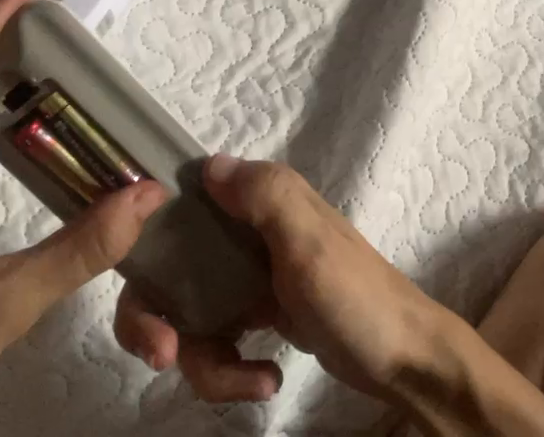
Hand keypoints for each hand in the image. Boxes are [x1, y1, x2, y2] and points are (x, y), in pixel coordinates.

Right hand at [113, 156, 460, 403]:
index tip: (141, 283)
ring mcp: (250, 278)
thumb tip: (208, 163)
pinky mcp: (258, 316)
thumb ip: (266, 196)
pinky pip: (215, 344)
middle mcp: (249, 234)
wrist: (402, 359)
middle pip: (167, 274)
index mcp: (263, 204)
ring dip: (207, 363)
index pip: (182, 205)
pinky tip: (265, 379)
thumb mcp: (311, 241)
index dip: (146, 241)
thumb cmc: (356, 295)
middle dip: (155, 322)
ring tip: (251, 380)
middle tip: (164, 355)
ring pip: (187, 319)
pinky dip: (229, 370)